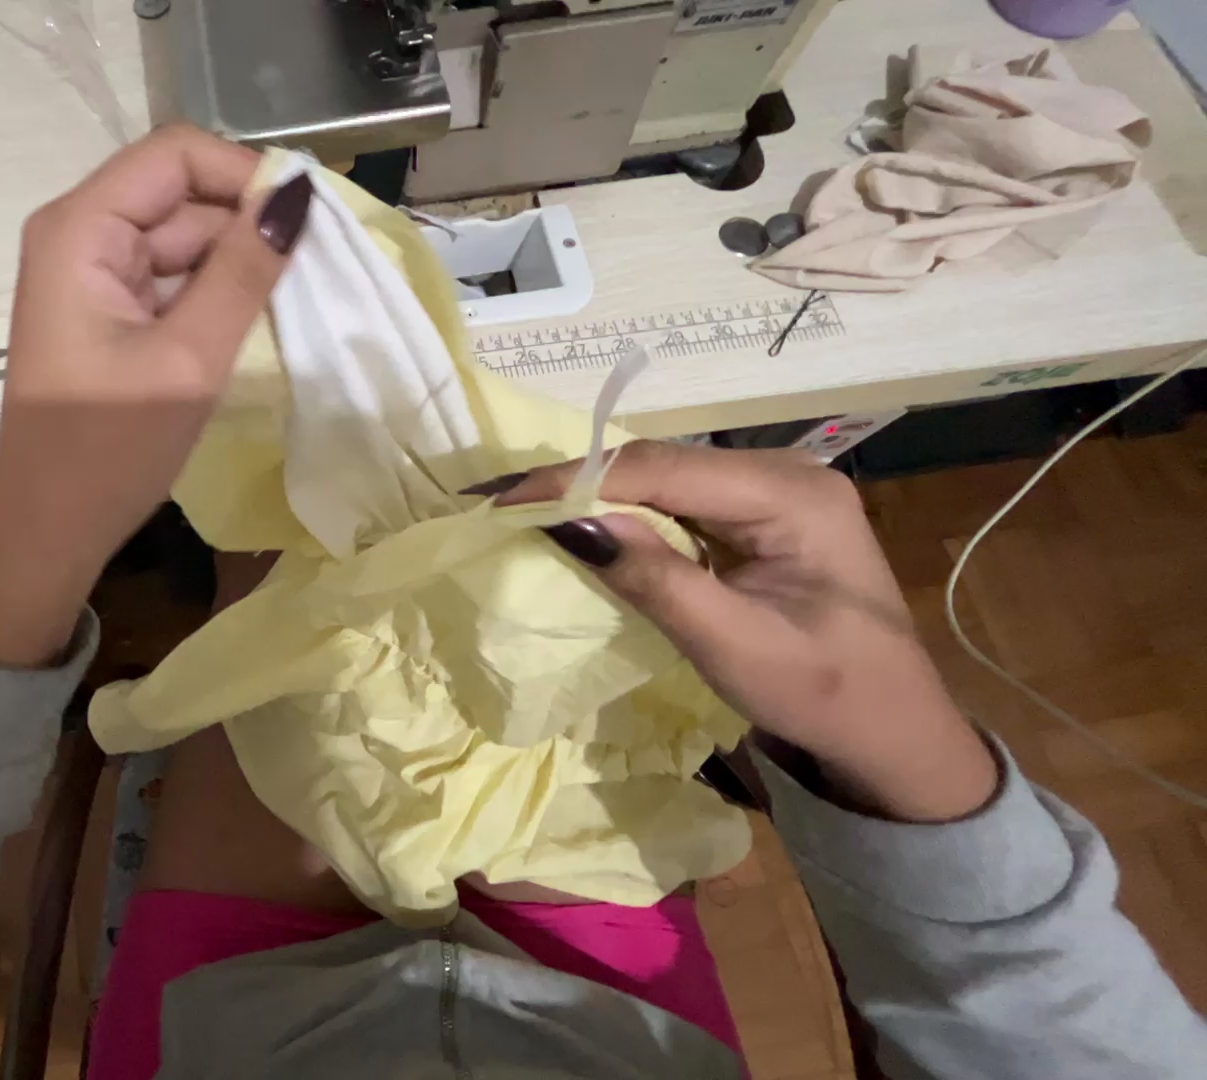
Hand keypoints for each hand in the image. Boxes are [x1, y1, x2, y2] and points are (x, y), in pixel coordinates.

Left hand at [0, 127, 312, 666]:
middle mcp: (79, 238)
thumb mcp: (188, 359)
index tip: (310, 221)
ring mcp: (92, 282)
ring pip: (181, 246)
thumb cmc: (109, 451)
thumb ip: (243, 272)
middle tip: (319, 272)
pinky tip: (256, 326)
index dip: (246, 174)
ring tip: (297, 304)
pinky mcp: (107, 320)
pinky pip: (170, 287)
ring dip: (237, 269)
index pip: (177, 156)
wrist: (51, 533)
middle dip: (248, 227)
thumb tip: (296, 195)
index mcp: (81, 230)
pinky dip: (213, 300)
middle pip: (180, 199)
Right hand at [489, 442, 996, 821]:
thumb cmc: (825, 696)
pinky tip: (578, 521)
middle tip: (499, 503)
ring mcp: (767, 491)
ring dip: (590, 494)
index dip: (575, 481)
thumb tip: (570, 524)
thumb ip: (655, 578)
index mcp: (791, 496)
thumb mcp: (734, 646)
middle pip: (656, 463)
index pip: (661, 469)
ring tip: (522, 508)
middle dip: (574, 482)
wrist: (891, 731)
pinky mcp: (750, 515)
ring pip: (657, 477)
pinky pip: (670, 501)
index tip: (503, 502)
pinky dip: (618, 513)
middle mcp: (780, 474)